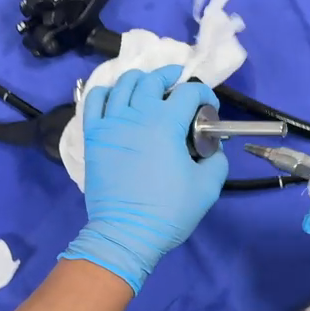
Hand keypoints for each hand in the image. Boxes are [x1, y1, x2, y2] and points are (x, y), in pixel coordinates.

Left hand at [60, 66, 227, 293]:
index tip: (209, 109)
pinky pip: (94, 101)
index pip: (189, 92)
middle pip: (153, 80)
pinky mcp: (93, 136)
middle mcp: (136, 114)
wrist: (126, 233)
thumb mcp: (207, 186)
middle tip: (179, 86)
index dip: (205, 94)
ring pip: (123, 84)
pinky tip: (115, 97)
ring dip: (140, 80)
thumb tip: (212, 148)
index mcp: (166, 123)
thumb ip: (216, 160)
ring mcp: (110, 123)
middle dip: (171, 77)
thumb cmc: (169, 211)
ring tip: (148, 87)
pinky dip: (105, 92)